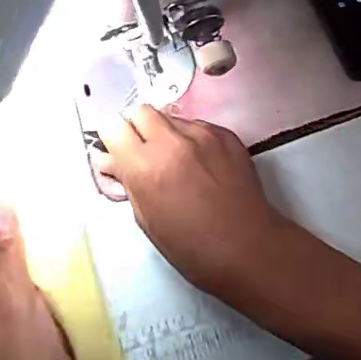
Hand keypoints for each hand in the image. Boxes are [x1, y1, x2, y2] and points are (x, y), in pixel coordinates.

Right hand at [91, 105, 298, 296]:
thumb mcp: (148, 220)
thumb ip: (128, 182)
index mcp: (147, 167)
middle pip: (141, 112)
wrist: (249, 247)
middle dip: (137, 129)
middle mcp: (173, 143)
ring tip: (177, 162)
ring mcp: (204, 135)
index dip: (114, 142)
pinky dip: (192, 139)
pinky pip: (199, 125)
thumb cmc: (194, 247)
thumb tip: (112, 162)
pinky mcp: (227, 135)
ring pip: (171, 117)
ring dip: (166, 133)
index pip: (114, 129)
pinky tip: (201, 164)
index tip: (119, 154)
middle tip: (144, 152)